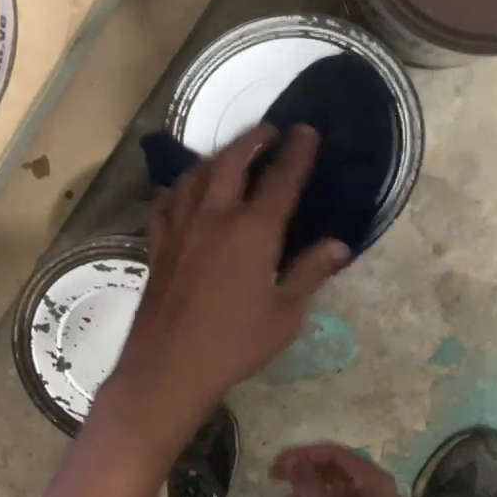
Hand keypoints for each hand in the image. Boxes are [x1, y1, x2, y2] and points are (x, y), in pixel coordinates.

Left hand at [108, 124, 351, 428]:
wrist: (168, 366)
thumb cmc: (234, 344)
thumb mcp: (284, 315)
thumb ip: (310, 274)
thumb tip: (339, 245)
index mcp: (253, 230)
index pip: (282, 178)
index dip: (298, 151)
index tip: (307, 130)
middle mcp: (214, 217)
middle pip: (233, 160)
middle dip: (254, 139)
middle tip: (270, 132)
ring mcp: (180, 227)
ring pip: (196, 175)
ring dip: (217, 157)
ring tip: (231, 155)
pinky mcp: (157, 244)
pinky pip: (166, 202)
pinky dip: (179, 188)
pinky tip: (183, 191)